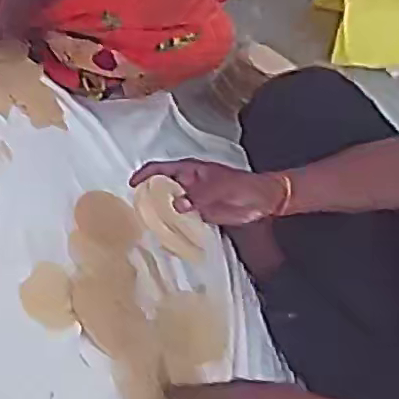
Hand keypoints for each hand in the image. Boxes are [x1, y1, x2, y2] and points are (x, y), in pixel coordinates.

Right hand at [130, 159, 288, 225]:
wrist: (266, 200)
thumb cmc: (243, 186)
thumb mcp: (221, 187)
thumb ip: (199, 195)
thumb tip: (177, 205)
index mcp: (189, 170)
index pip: (160, 169)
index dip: (144, 175)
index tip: (132, 185)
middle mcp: (186, 183)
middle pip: (160, 186)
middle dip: (147, 195)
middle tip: (137, 208)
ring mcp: (192, 198)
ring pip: (168, 203)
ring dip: (159, 210)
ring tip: (147, 221)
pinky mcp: (199, 212)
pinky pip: (180, 217)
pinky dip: (172, 222)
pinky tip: (166, 230)